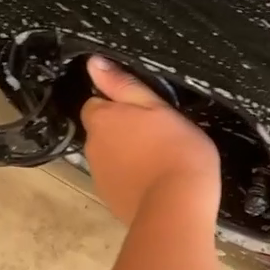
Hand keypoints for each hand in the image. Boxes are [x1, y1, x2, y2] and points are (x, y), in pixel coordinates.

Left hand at [79, 55, 219, 225]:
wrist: (177, 206)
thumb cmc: (176, 149)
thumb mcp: (158, 108)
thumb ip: (124, 85)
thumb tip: (93, 63)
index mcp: (102, 119)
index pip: (96, 104)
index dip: (119, 107)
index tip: (144, 115)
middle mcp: (92, 146)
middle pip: (102, 133)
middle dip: (121, 133)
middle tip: (157, 138)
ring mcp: (98, 176)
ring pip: (110, 158)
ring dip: (126, 157)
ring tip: (159, 164)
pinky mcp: (109, 200)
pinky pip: (118, 182)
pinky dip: (131, 181)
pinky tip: (155, 185)